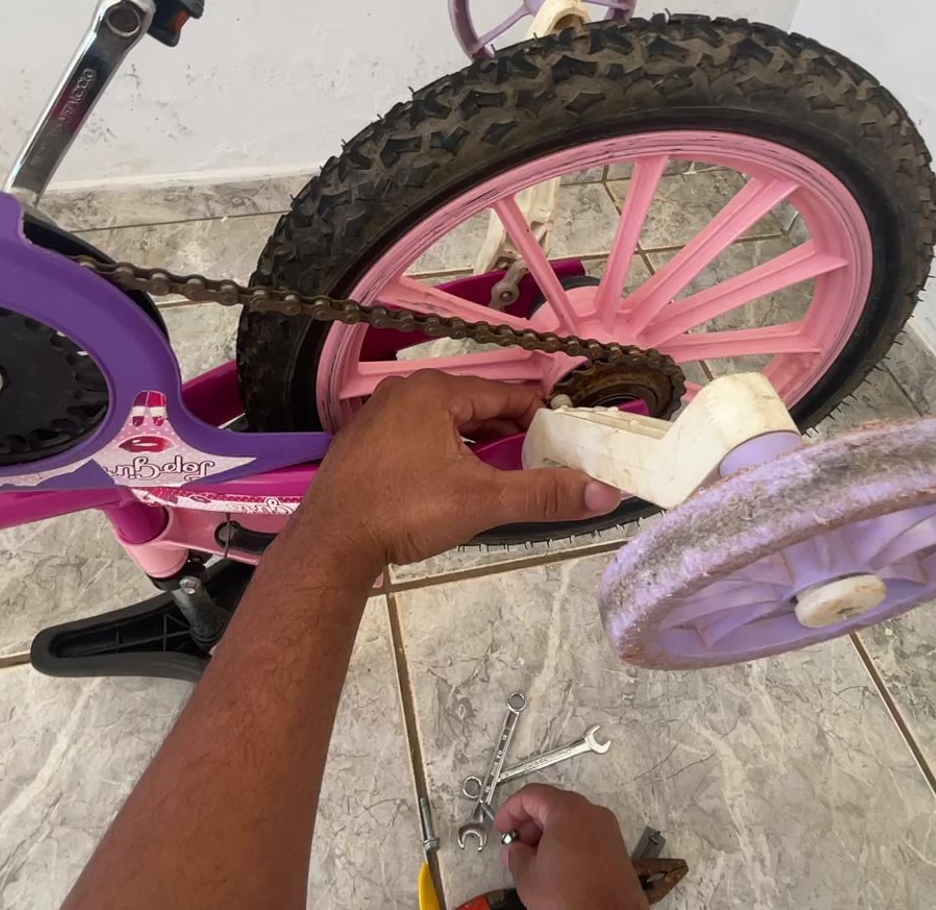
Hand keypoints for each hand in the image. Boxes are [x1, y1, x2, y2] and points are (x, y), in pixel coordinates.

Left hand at [286, 370, 619, 574]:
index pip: (506, 395)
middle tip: (534, 466)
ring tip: (497, 476)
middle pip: (475, 406)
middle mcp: (405, 391)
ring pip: (445, 422)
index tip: (561, 445)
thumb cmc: (405, 512)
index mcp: (435, 391)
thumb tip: (606, 493)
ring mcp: (379, 414)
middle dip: (507, 435)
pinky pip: (417, 435)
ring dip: (475, 445)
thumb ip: (544, 494)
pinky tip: (449, 482)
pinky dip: (442, 452)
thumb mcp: (482, 502)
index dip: (539, 419)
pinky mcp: (364, 440)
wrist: (329, 543)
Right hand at [495, 784, 646, 909]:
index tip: (500, 829)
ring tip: (533, 861)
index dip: (510, 810)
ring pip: (569, 820)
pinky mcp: (616, 847)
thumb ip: (515, 856)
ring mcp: (606, 828)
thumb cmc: (568, 897)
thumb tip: (513, 850)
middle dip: (528, 824)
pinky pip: (584, 834)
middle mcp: (590, 810)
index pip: (531, 795)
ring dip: (546, 834)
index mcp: (567, 809)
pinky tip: (556, 868)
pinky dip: (566, 843)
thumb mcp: (529, 878)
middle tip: (514, 847)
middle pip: (551, 805)